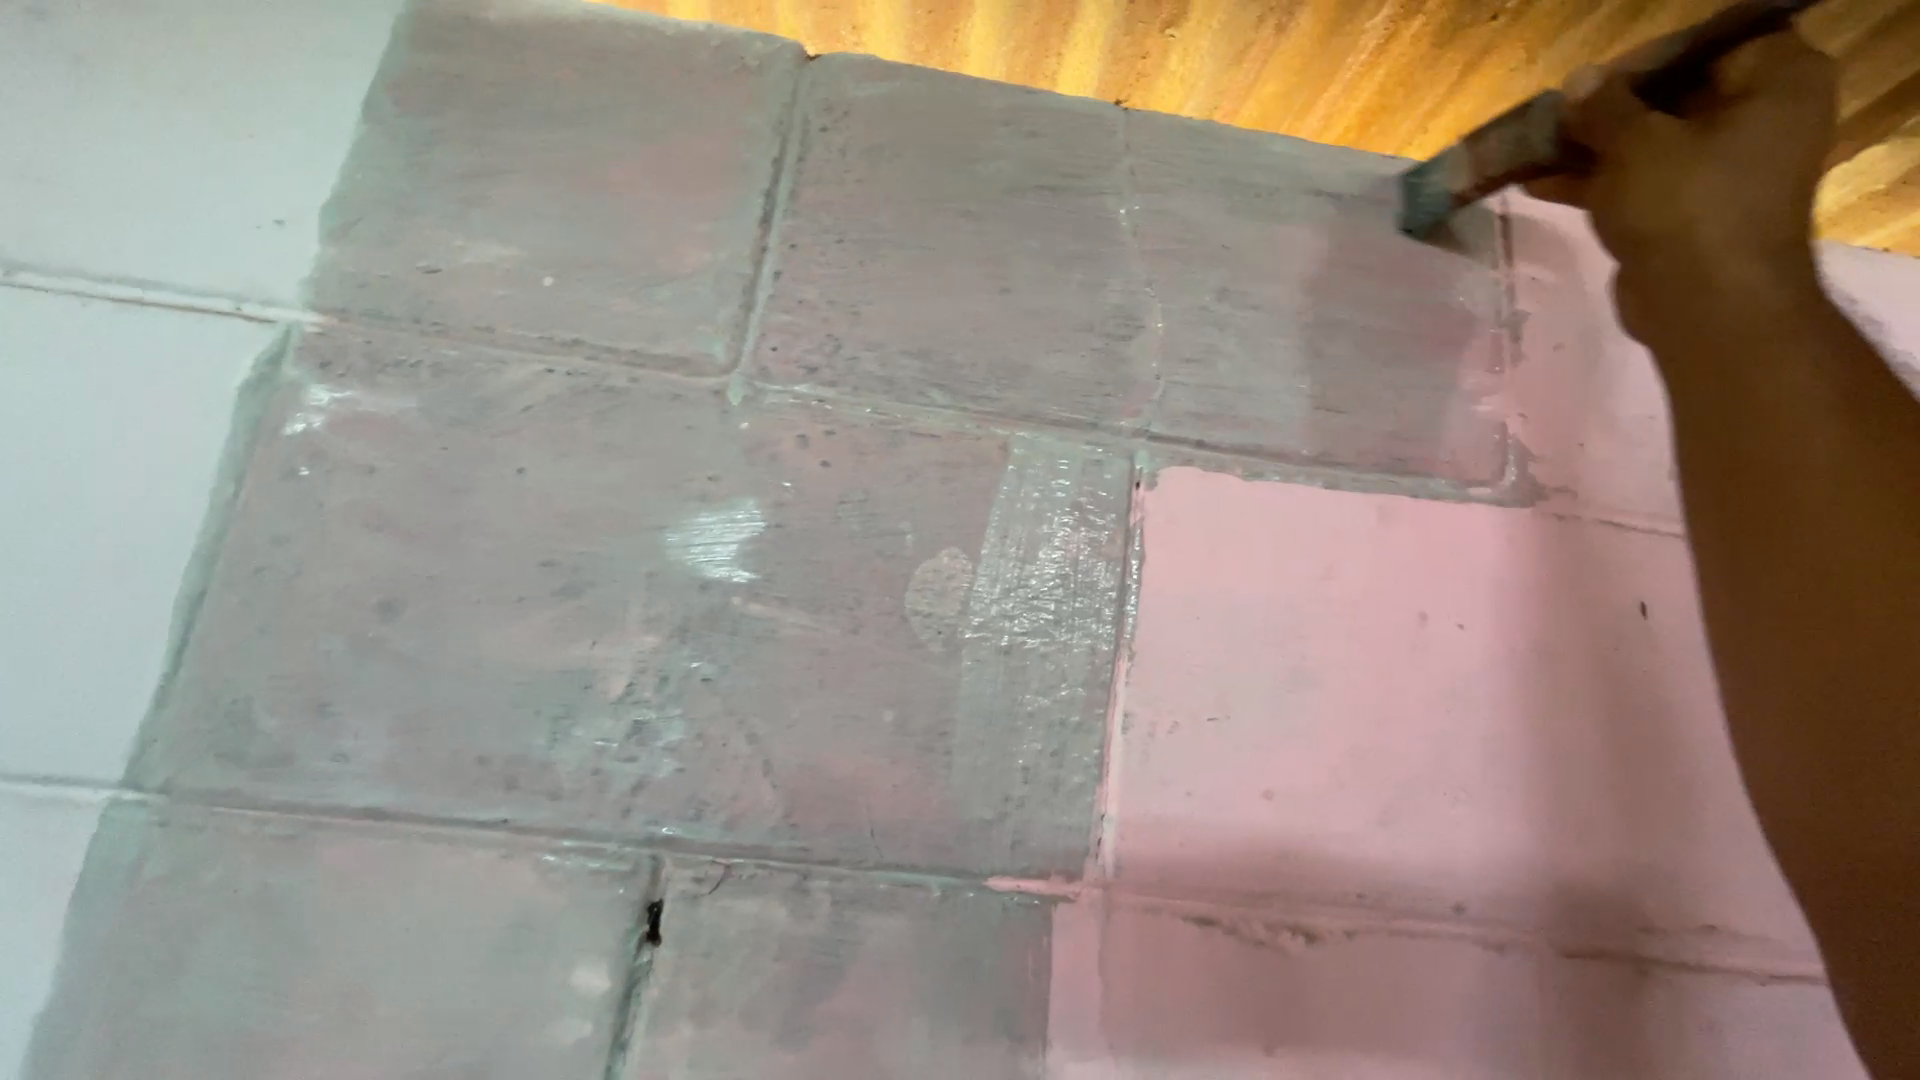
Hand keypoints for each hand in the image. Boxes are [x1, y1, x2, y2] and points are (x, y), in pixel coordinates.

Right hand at [1527, 31, 1837, 347]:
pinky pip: (1641, 183)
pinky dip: (1596, 183)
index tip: (1588, 83)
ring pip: (1649, 144)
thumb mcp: (1634, 146)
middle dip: (1606, 111)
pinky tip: (1538, 184)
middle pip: (1675, 96)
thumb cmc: (1683, 206)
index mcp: (1777, 82)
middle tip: (1553, 119)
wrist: (1703, 300)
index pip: (1709, 46)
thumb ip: (1603, 108)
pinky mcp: (1693, 212)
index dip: (1644, 62)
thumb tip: (1577, 80)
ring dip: (1589, 150)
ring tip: (1532, 153)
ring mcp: (1727, 170)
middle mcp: (1763, 118)